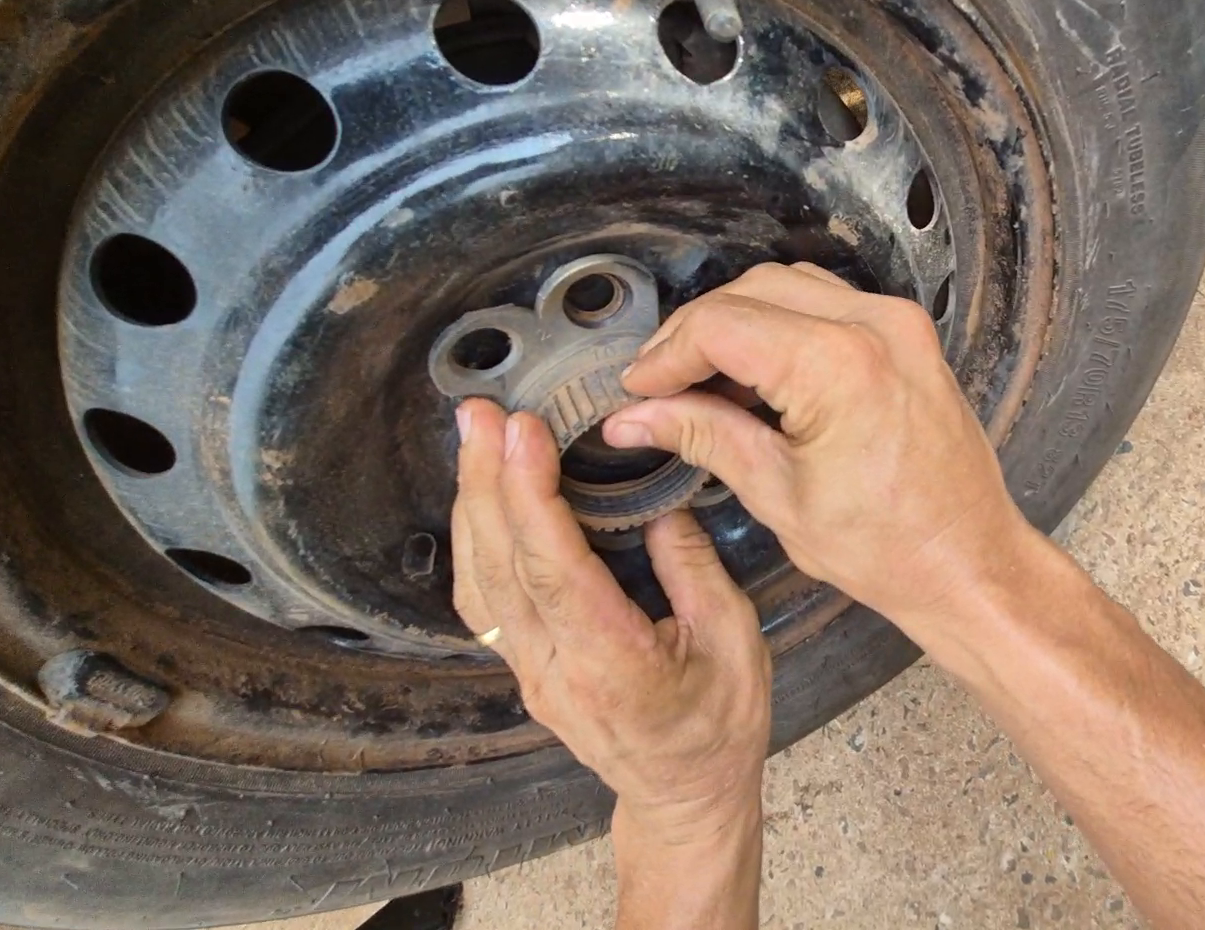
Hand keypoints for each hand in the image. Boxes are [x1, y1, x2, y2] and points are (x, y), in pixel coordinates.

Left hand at [450, 399, 771, 842]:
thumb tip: (656, 504)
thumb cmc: (721, 717)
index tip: (519, 433)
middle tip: (477, 413)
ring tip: (472, 440)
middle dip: (484, 481)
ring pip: (480, 582)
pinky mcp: (528, 667)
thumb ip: (691, 566)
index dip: (529, 496)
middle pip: (501, 568)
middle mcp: (554, 666)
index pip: (554, 570)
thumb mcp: (732, 635)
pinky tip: (483, 499)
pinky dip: (478, 539)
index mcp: (613, 659)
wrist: (686, 791)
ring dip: (472, 504)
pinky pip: (488, 600)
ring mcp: (531, 671)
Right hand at [603, 263, 1029, 624]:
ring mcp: (901, 324)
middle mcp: (875, 325)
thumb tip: (635, 417)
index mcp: (838, 364)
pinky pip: (831, 303)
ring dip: (741, 321)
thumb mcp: (778, 494)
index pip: (721, 325)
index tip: (638, 388)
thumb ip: (704, 436)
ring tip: (707, 379)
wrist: (968, 558)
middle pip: (753, 291)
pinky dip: (787, 323)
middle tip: (662, 385)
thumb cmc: (886, 547)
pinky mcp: (912, 336)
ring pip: (791, 287)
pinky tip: (763, 370)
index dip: (666, 354)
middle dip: (696, 333)